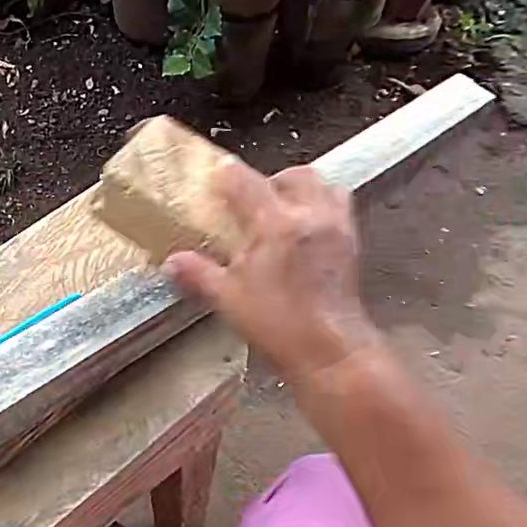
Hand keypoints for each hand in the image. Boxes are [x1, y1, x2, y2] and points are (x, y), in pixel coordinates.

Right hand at [163, 164, 383, 382]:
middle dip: (270, 180)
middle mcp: (311, 217)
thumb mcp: (229, 300)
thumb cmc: (283, 327)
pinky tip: (307, 231)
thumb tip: (175, 262)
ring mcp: (337, 229)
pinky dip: (323, 208)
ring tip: (283, 209)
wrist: (331, 353)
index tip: (216, 177)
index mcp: (276, 224)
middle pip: (294, 174)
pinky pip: (340, 208)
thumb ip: (199, 274)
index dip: (226, 175)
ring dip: (302, 189)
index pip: (245, 180)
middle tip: (252, 200)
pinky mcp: (351, 245)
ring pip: (324, 185)